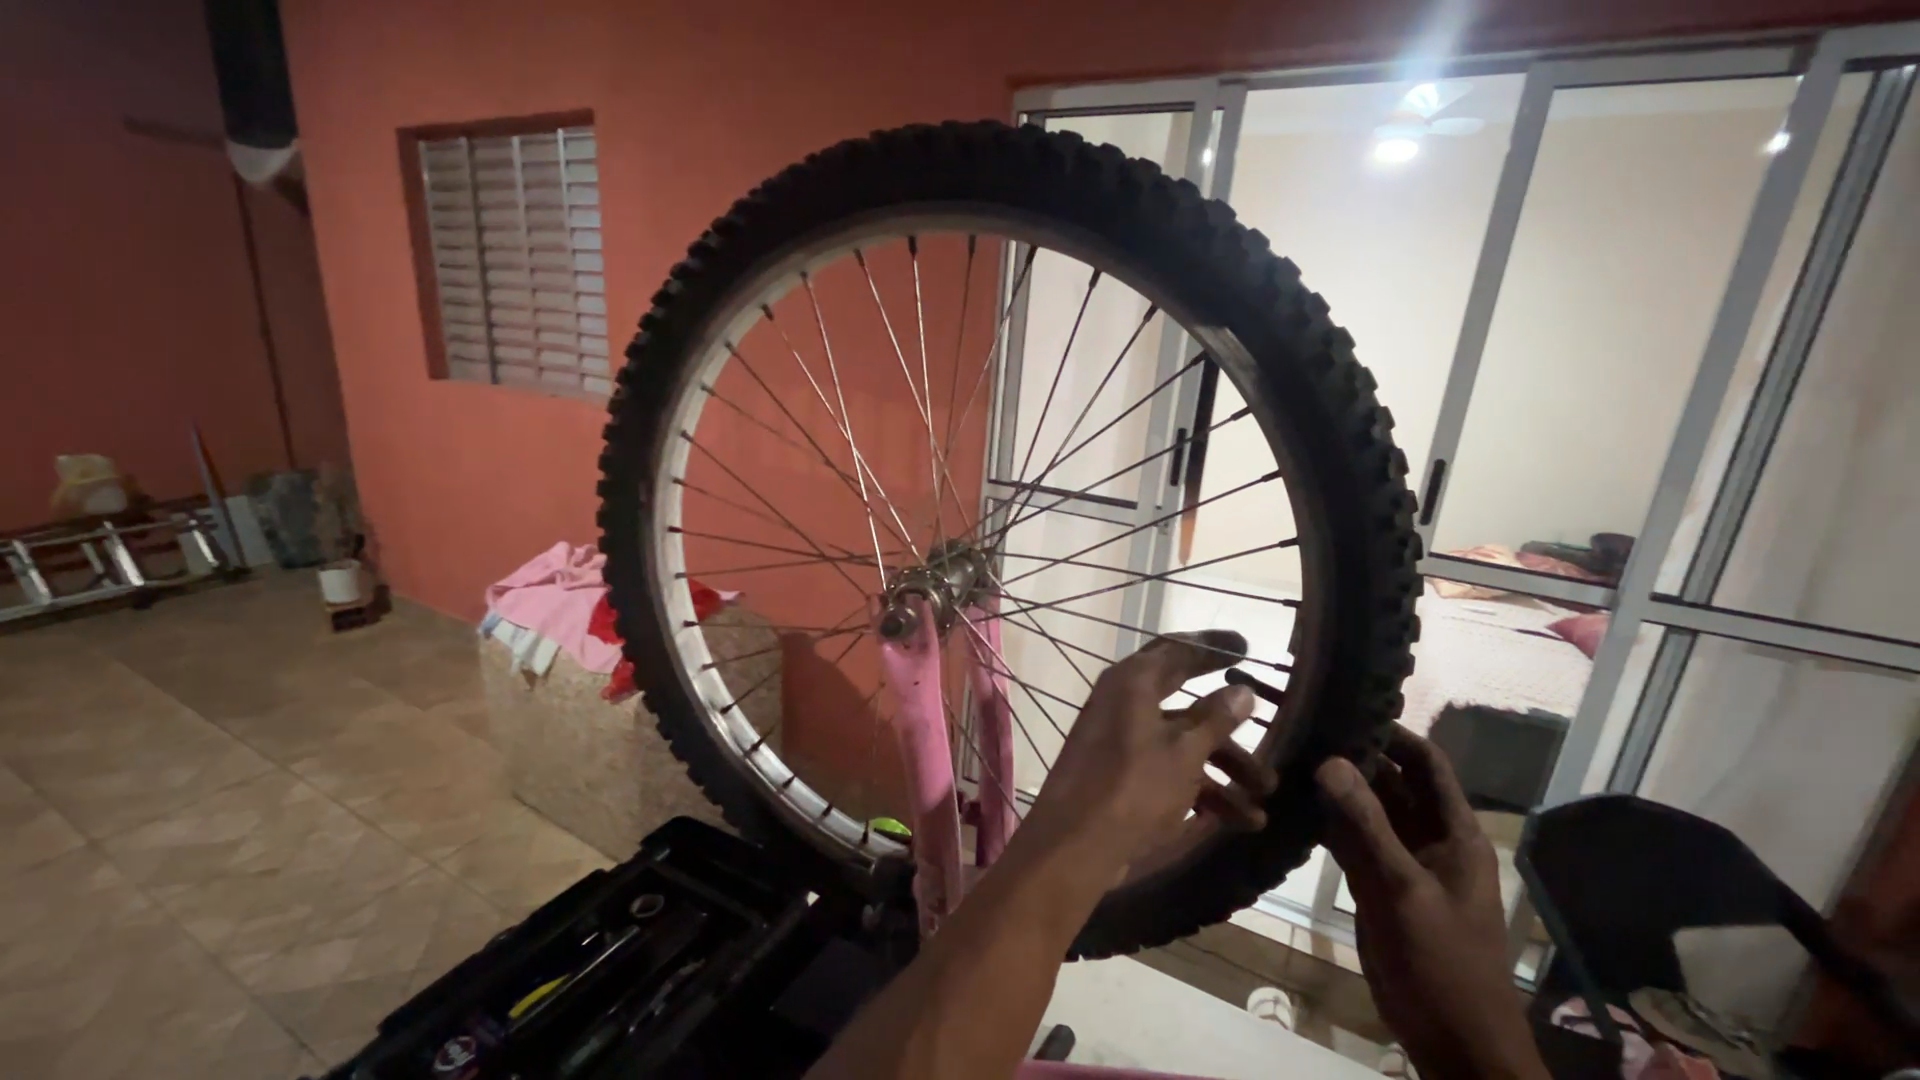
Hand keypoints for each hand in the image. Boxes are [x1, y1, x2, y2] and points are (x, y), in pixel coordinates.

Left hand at [1020, 630, 1277, 877]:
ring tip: (1266, 795)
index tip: (1246, 647)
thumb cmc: (1132, 787)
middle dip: (1230, 721)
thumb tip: (1241, 690)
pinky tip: (1239, 820)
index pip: (1177, 650)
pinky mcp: (1120, 777)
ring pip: (1181, 743)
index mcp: (1132, 683)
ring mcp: (1120, 742)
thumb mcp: (1183, 752)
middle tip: (1268, 719)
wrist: (1075, 845)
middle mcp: (1123, 704)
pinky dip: (1201, 790)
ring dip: (1224, 766)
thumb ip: (1215, 718)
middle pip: (1186, 703)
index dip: (1212, 647)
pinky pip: (1168, 771)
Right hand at [1317, 727, 1547, 1079]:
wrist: (1453, 1040)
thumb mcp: (1403, 890)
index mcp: (1454, 834)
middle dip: (1355, 757)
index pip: (1428, 765)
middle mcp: (1429, 840)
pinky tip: (1291, 808)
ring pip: (1368, 813)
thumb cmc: (1442, 962)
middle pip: (1393, 784)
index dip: (1395, 734)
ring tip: (1289, 757)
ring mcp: (1402, 865)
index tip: (1347, 708)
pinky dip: (1326, 825)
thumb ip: (1366, 826)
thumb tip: (1331, 761)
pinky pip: (1351, 844)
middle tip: (1303, 728)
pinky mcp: (1377, 888)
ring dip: (1336, 790)